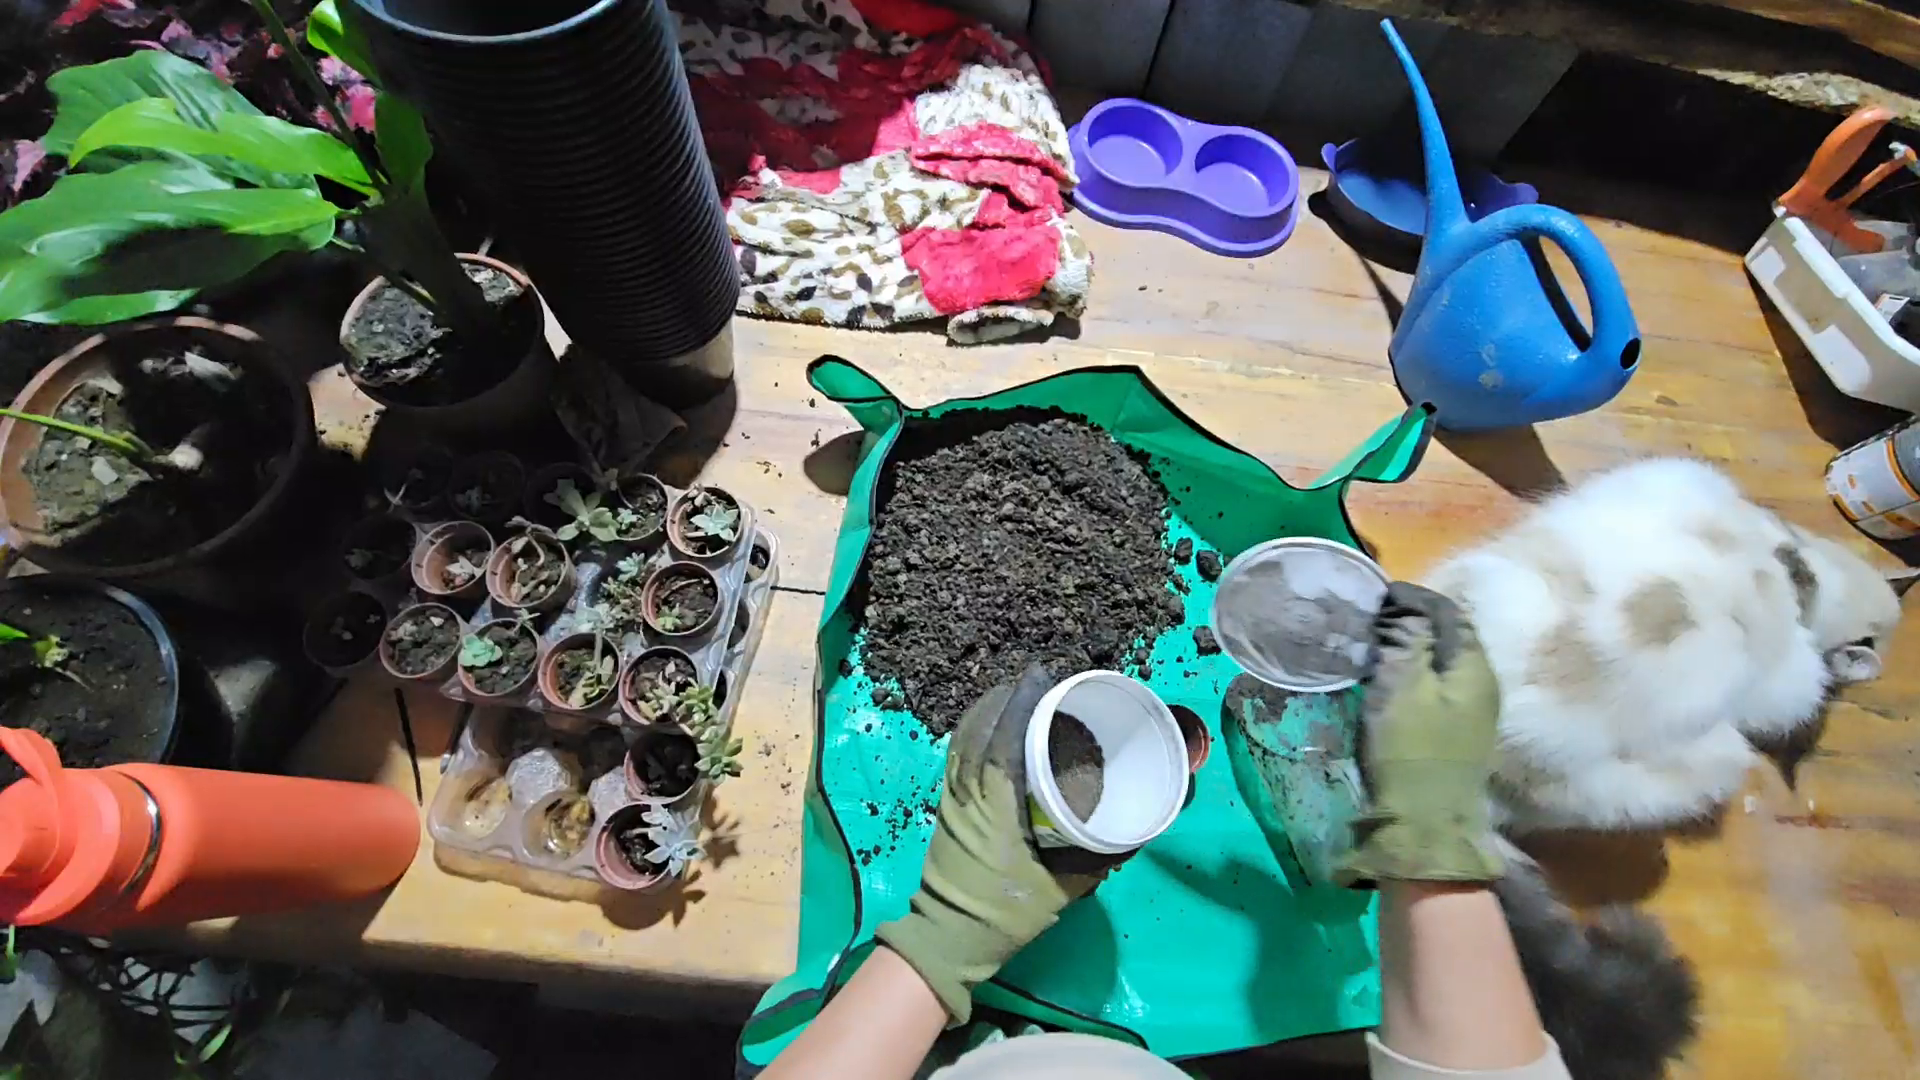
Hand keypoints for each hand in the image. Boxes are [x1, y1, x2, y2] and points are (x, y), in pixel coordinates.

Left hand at [875, 664, 1097, 1024]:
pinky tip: (994, 721)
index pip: (1004, 739)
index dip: (1020, 702)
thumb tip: (1141, 825)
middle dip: (1008, 696)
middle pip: (982, 726)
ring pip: (966, 734)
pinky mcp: (946, 798)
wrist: (951, 935)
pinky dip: (975, 725)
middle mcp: (970, 789)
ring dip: (990, 706)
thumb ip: (1102, 854)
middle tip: (1040, 681)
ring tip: (1020, 692)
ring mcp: (953, 792)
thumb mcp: (1065, 886)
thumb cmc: (1008, 912)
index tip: (1041, 675)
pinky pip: (958, 749)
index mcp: (997, 805)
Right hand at [1338, 582, 1504, 884]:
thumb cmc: (1411, 748)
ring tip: (1371, 639)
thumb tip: (1405, 610)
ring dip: (1409, 643)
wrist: (1425, 820)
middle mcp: (1481, 683)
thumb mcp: (1402, 686)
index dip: (1413, 597)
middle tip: (1369, 614)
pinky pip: (1433, 681)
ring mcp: (1471, 709)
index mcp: (1473, 667)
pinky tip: (1383, 672)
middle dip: (1411, 618)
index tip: (1376, 593)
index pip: (1448, 612)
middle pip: (1448, 634)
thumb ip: (1406, 641)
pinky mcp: (1454, 728)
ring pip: (1440, 659)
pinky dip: (1409, 667)